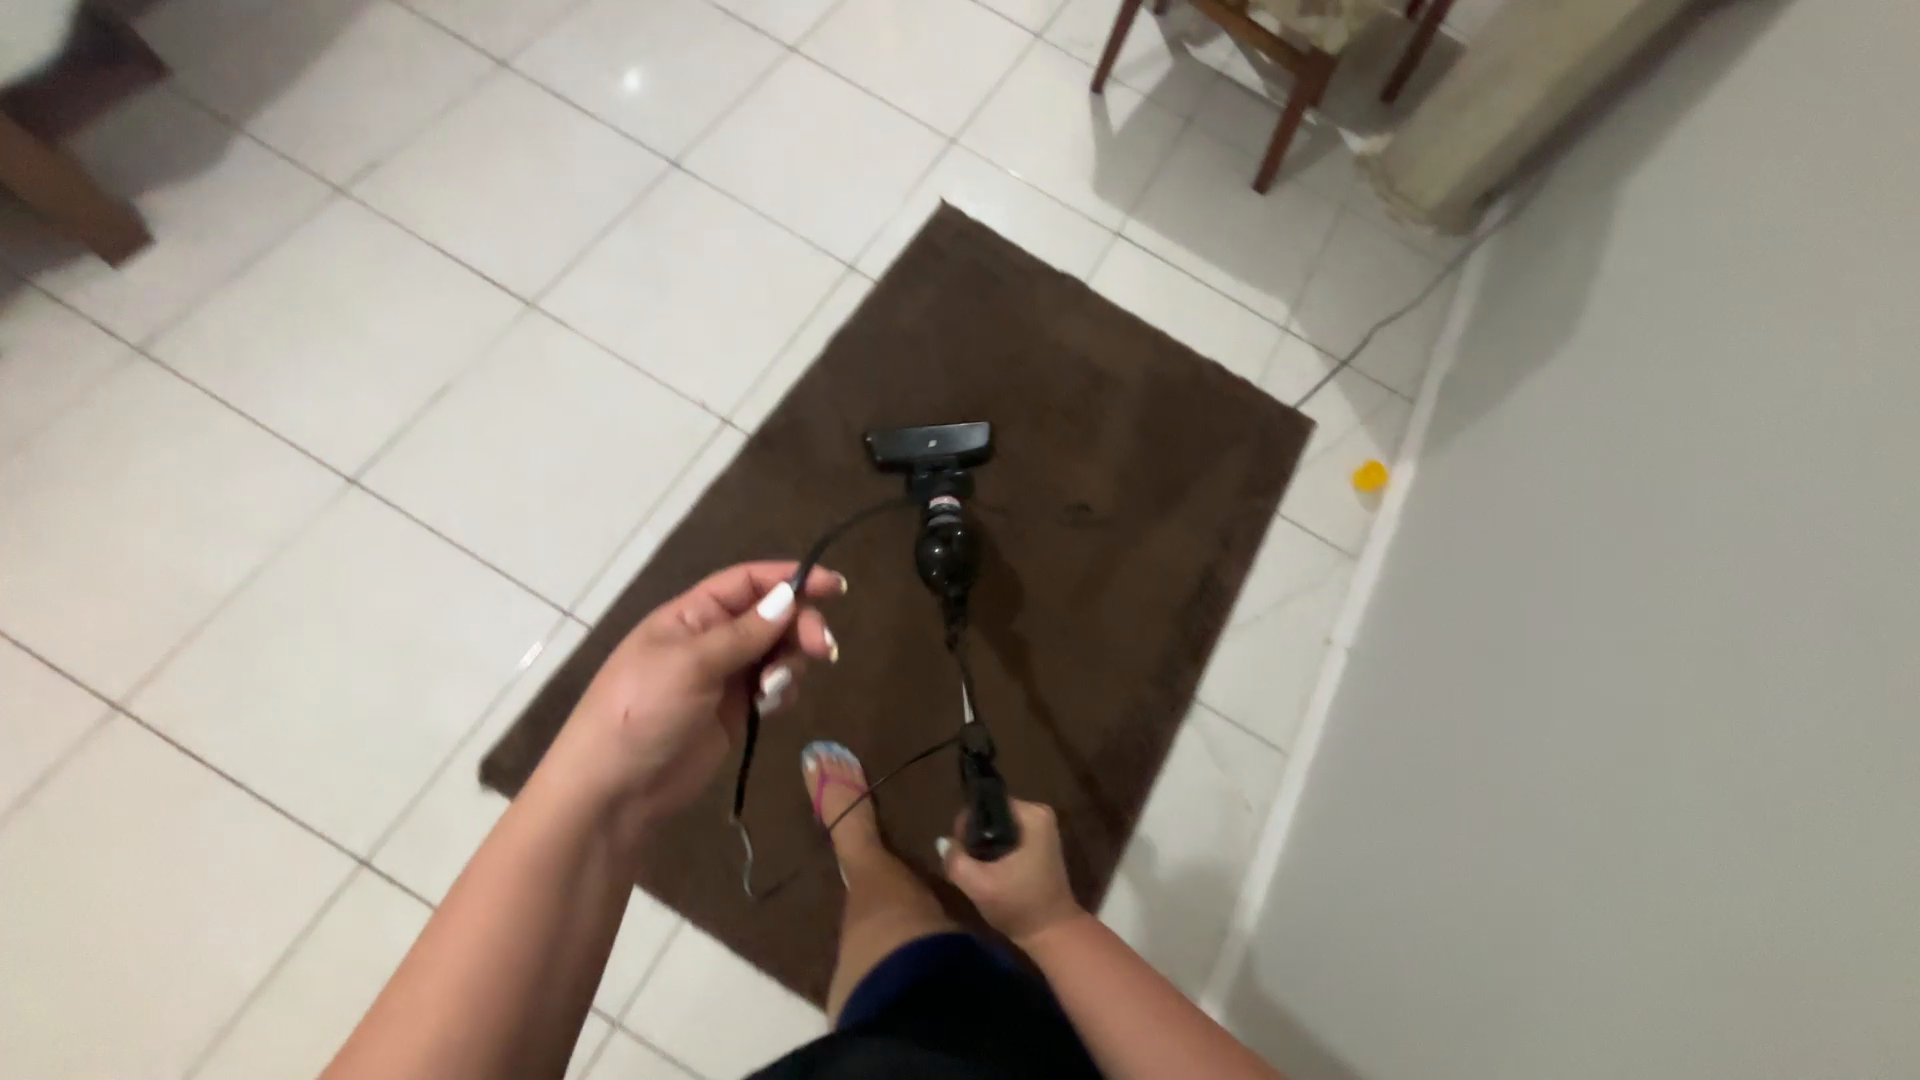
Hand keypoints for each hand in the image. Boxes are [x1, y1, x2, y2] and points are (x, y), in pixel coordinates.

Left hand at [542, 561, 843, 831]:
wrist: (615, 790)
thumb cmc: (641, 712)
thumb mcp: (690, 664)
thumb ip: (745, 632)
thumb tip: (789, 597)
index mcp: (693, 615)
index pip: (750, 582)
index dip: (792, 578)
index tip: (835, 586)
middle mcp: (713, 639)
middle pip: (773, 616)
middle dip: (801, 627)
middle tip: (822, 649)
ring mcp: (725, 676)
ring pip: (779, 652)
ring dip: (790, 662)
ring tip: (774, 689)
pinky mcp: (736, 712)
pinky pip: (774, 688)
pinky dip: (782, 692)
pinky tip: (769, 708)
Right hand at [943, 800, 1087, 945]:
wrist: (1053, 935)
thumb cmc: (1020, 906)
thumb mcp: (981, 886)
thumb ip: (956, 861)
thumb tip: (942, 841)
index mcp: (1032, 815)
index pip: (987, 805)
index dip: (967, 825)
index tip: (961, 851)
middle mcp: (1039, 815)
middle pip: (992, 816)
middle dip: (975, 839)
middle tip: (967, 866)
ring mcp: (1042, 830)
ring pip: (998, 829)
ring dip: (984, 848)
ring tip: (976, 871)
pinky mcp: (1040, 845)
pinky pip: (1008, 838)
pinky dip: (996, 853)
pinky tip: (989, 873)